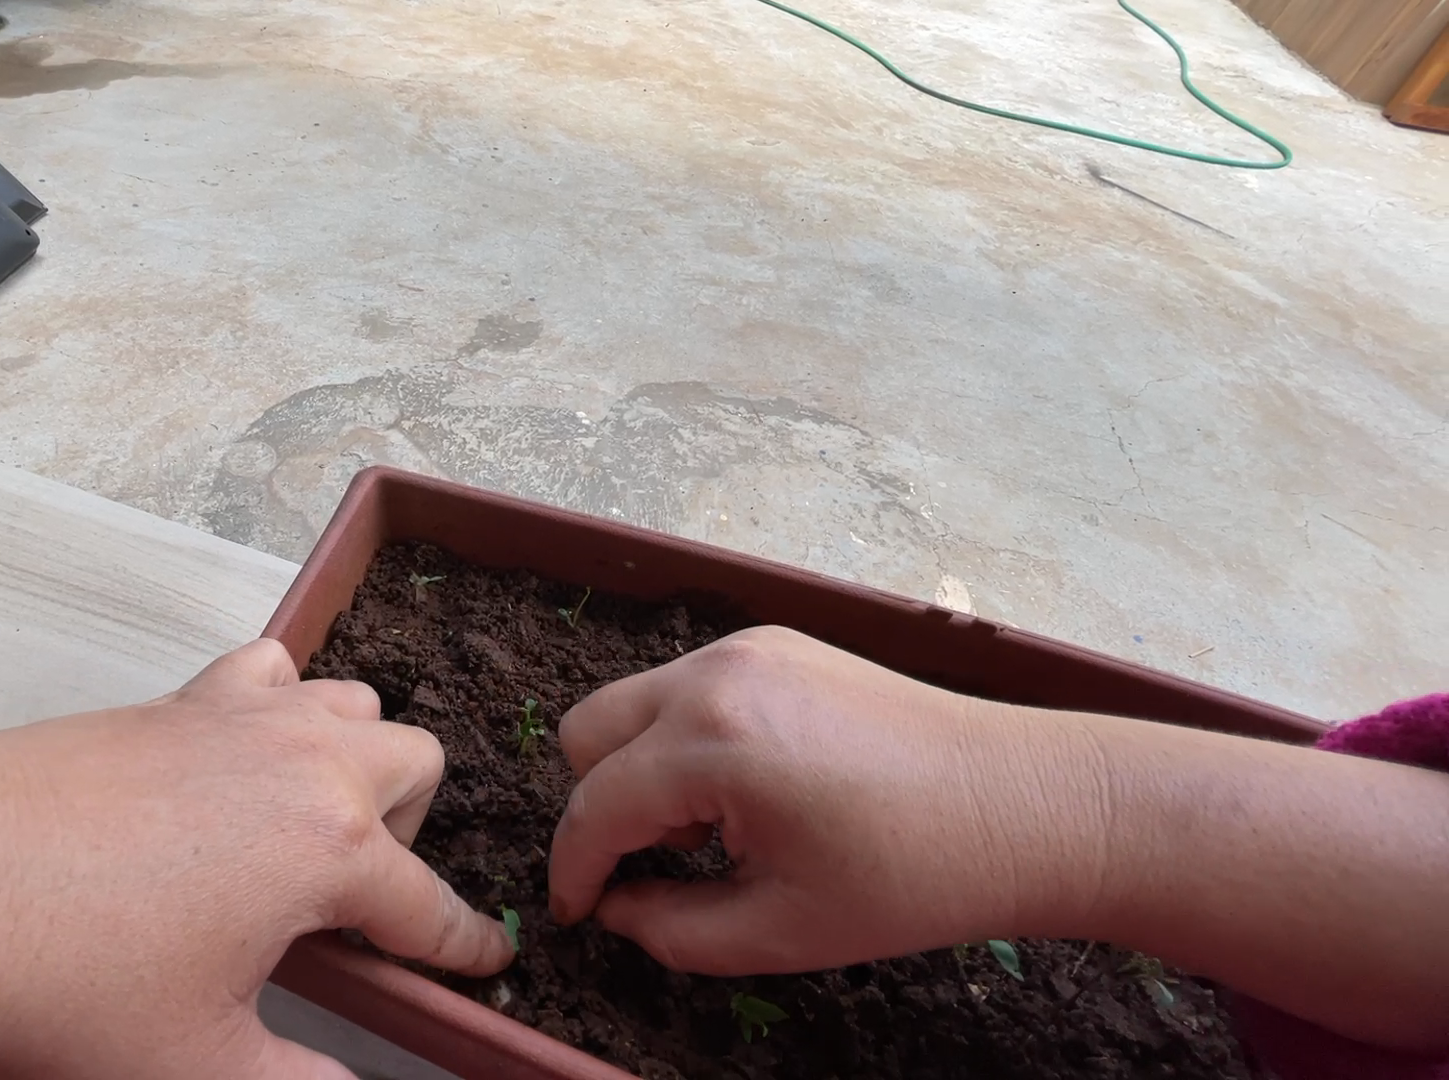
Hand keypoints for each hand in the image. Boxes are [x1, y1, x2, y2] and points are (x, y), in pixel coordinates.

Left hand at [0, 640, 512, 1079]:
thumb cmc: (65, 990)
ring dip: (353, 759)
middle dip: (411, 829)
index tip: (490, 957)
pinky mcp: (188, 692)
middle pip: (418, 762)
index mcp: (330, 845)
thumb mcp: (195, 1069)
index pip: (430, 905)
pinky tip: (239, 753)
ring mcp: (249, 712)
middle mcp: (310, 759)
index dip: (467, 943)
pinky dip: (280, 703)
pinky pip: (271, 670)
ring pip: (354, 704)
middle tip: (350, 893)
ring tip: (301, 820)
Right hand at [546, 626, 1105, 974]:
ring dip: (640, 767)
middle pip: (587, 733)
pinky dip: (683, 735)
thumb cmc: (911, 876)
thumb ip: (670, 929)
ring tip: (711, 819)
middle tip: (656, 858)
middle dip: (598, 804)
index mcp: (710, 743)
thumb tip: (612, 906)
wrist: (1025, 798)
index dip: (573, 869)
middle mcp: (709, 674)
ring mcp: (738, 646)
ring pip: (630, 703)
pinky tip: (748, 774)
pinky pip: (682, 686)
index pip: (595, 806)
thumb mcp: (783, 932)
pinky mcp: (766, 640)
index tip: (576, 911)